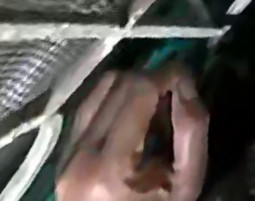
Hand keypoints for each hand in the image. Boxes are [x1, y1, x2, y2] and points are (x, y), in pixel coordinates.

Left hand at [57, 67, 207, 200]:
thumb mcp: (187, 181)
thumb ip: (192, 127)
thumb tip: (184, 82)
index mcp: (110, 167)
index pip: (140, 90)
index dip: (169, 73)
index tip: (188, 79)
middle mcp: (80, 156)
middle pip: (122, 84)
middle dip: (154, 78)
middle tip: (174, 95)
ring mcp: (66, 156)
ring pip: (103, 87)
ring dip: (134, 84)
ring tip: (151, 106)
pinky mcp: (62, 156)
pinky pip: (90, 104)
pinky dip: (114, 97)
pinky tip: (131, 115)